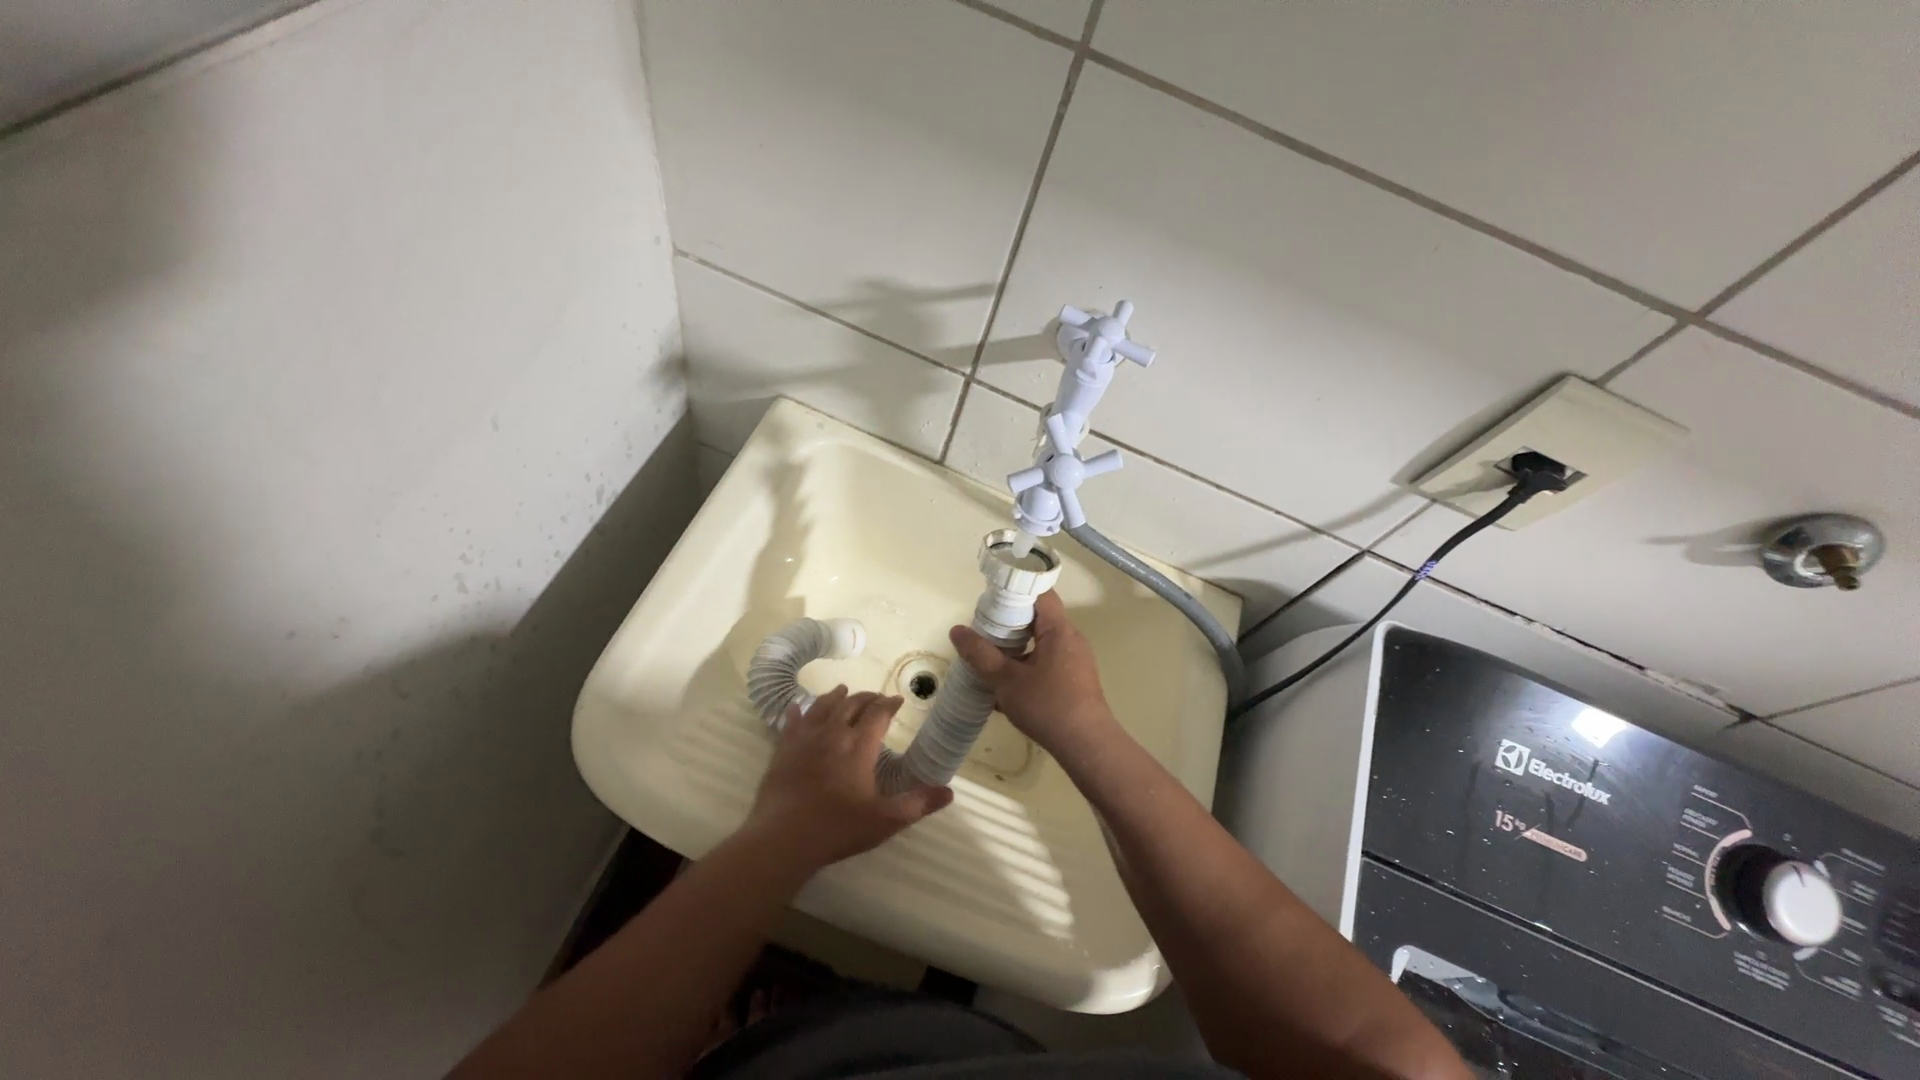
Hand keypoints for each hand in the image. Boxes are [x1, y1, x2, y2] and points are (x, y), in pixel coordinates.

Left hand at [741, 687, 952, 871]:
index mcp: (859, 745)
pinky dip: (799, 710)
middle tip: (877, 698)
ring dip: (836, 697)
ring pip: (823, 706)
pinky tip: (797, 706)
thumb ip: (917, 804)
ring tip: (843, 691)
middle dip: (867, 697)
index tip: (898, 700)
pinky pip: (793, 721)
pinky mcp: (783, 748)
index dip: (890, 704)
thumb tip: (949, 791)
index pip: (879, 713)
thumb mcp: (884, 820)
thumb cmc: (837, 828)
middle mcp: (833, 733)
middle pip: (852, 704)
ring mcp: (805, 738)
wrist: (782, 837)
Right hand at [949, 591, 1119, 755]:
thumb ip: (980, 654)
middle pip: (1038, 617)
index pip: (1040, 594)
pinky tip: (1007, 685)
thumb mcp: (1006, 680)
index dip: (1015, 591)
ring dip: (1017, 646)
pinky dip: (1027, 664)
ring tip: (990, 657)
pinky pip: (1047, 660)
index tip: (990, 601)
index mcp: (1059, 630)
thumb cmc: (1048, 706)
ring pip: (1041, 641)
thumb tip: (957, 631)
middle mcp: (1071, 639)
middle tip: (983, 631)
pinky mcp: (1074, 679)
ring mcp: (1075, 659)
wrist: (1086, 745)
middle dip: (1009, 622)